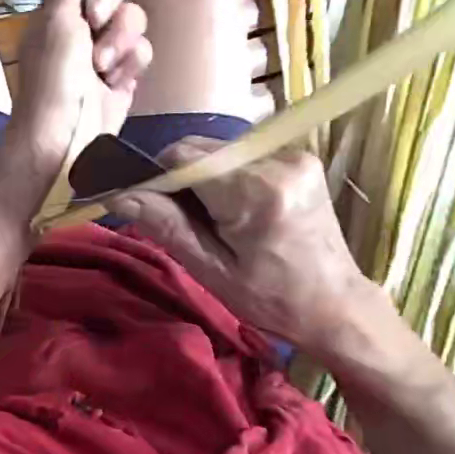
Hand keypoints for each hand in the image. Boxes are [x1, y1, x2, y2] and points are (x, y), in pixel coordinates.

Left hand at [7, 0, 152, 164]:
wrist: (66, 134)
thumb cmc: (54, 76)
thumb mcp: (57, 21)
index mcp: (62, 13)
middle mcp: (85, 30)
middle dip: (112, 9)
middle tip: (96, 25)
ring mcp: (107, 55)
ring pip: (135, 24)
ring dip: (121, 42)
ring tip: (102, 67)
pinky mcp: (126, 79)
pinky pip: (143, 54)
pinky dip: (131, 65)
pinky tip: (116, 82)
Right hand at [106, 138, 385, 352]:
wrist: (335, 304)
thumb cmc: (272, 299)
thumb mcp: (212, 271)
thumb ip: (166, 226)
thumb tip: (119, 195)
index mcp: (256, 192)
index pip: (184, 156)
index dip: (158, 177)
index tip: (151, 207)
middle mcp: (277, 160)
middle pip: (203, 148)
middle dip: (182, 179)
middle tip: (186, 222)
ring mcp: (293, 155)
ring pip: (221, 150)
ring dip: (204, 178)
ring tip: (214, 220)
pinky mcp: (299, 158)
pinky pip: (243, 155)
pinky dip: (227, 176)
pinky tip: (236, 209)